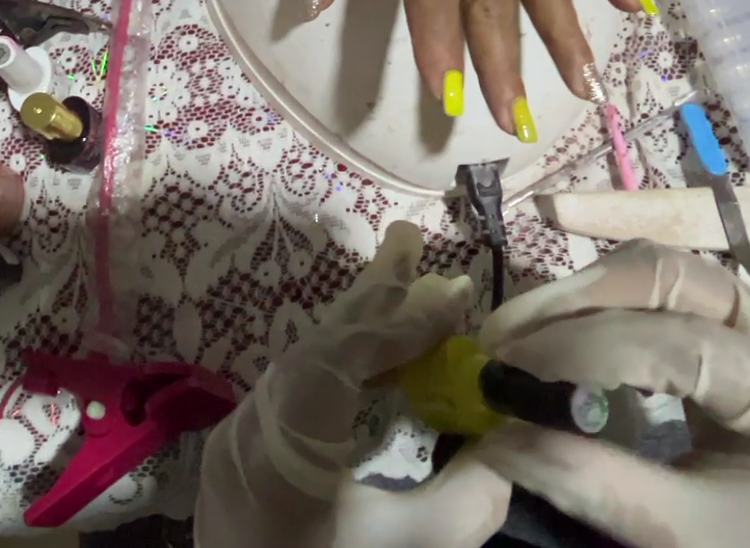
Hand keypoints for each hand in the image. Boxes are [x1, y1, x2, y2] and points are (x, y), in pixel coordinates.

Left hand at [194, 223, 511, 547]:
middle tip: (411, 245)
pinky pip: (296, 382)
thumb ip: (463, 505)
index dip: (398, 321)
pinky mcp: (244, 444)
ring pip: (304, 357)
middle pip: (317, 340)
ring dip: (355, 321)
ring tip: (397, 276)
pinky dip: (337, 358)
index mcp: (282, 442)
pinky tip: (366, 349)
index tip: (451, 296)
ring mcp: (241, 430)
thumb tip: (509, 446)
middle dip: (372, 295)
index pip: (339, 356)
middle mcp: (252, 421)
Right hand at [472, 241, 749, 547]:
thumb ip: (598, 487)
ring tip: (523, 330)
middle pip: (673, 275)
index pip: (691, 347)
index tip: (512, 365)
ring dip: (581, 291)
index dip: (591, 347)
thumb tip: (498, 438)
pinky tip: (567, 330)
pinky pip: (665, 282)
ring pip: (662, 265)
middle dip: (574, 297)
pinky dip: (603, 298)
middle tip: (503, 333)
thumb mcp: (692, 544)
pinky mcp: (748, 312)